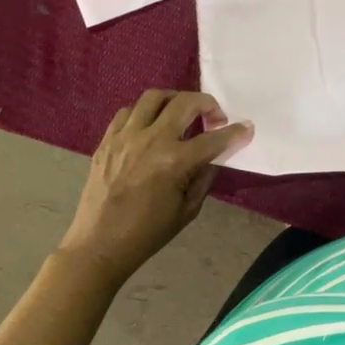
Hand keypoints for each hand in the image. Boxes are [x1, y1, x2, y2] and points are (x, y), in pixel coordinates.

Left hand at [58, 90, 253, 284]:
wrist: (98, 246)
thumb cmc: (147, 233)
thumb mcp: (187, 210)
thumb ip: (204, 176)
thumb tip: (214, 155)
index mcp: (174, 162)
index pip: (213, 139)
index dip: (235, 132)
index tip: (246, 128)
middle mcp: (151, 140)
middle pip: (185, 102)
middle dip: (207, 104)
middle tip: (213, 117)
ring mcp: (125, 137)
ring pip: (154, 97)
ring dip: (174, 99)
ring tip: (181, 112)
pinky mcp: (106, 141)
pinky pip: (127, 112)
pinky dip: (143, 113)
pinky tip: (149, 126)